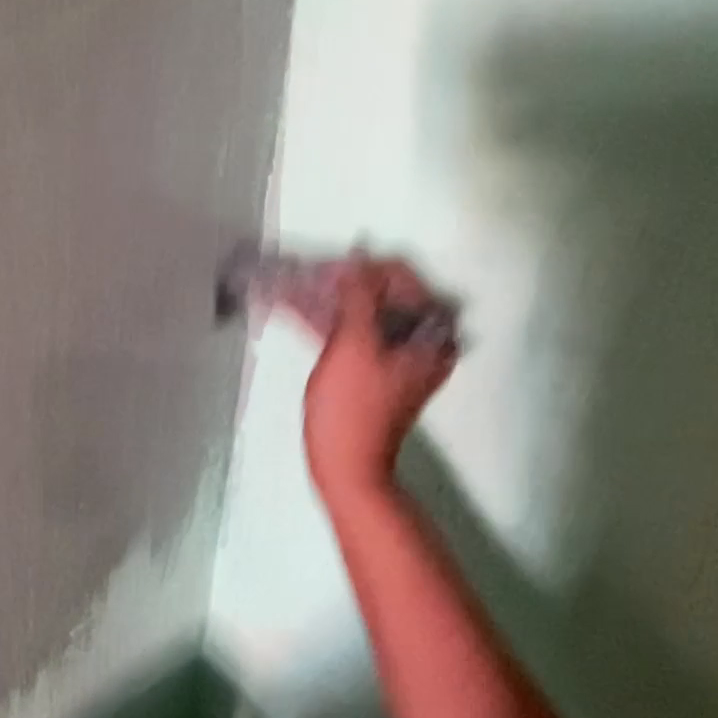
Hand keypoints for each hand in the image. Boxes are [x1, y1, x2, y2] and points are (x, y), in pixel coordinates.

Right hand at [300, 256, 458, 496]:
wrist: (346, 465)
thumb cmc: (352, 407)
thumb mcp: (355, 344)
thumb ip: (359, 293)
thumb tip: (360, 252)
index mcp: (430, 332)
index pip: (400, 277)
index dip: (361, 267)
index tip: (322, 269)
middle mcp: (419, 338)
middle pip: (377, 293)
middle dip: (336, 282)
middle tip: (301, 275)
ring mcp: (394, 353)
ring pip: (357, 312)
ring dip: (323, 299)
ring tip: (286, 284)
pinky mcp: (369, 366)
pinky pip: (348, 333)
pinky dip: (322, 321)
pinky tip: (290, 306)